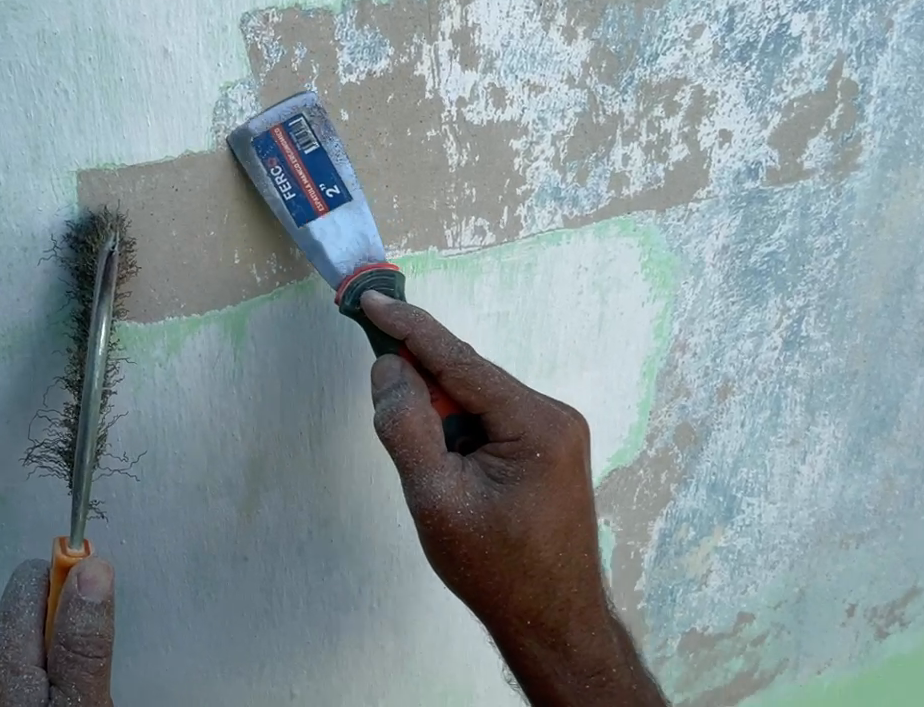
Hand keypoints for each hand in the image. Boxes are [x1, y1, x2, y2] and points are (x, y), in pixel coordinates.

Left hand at [0, 558, 115, 706]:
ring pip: (17, 656)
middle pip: (26, 619)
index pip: (32, 576)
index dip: (68, 588)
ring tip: (64, 705)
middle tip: (81, 684)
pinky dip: (26, 693)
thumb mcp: (79, 701)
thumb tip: (92, 565)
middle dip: (58, 638)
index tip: (90, 622)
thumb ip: (83, 638)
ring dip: (43, 670)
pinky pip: (2, 686)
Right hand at [361, 291, 665, 705]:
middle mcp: (550, 412)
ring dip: (436, 411)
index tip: (369, 298)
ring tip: (429, 466)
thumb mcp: (435, 498)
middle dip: (419, 381)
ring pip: (472, 393)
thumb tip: (389, 365)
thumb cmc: (494, 568)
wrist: (554, 624)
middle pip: (464, 374)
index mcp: (533, 420)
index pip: (457, 358)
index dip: (408, 326)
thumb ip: (405, 425)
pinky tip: (447, 462)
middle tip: (384, 403)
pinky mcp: (543, 442)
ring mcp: (552, 426)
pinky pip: (484, 412)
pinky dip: (454, 424)